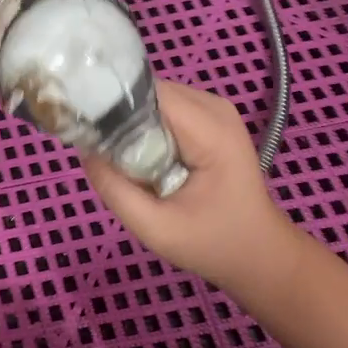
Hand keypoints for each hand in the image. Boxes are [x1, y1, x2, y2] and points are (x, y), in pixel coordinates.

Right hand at [83, 81, 299, 290]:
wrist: (262, 256)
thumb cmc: (215, 244)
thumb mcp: (158, 229)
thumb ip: (116, 189)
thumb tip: (85, 148)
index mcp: (210, 129)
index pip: (147, 92)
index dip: (113, 105)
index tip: (86, 125)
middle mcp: (212, 106)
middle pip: (147, 91)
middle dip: (120, 116)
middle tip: (103, 149)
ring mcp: (212, 107)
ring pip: (151, 97)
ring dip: (132, 121)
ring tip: (122, 154)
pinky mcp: (207, 115)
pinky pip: (162, 106)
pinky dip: (145, 124)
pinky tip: (142, 152)